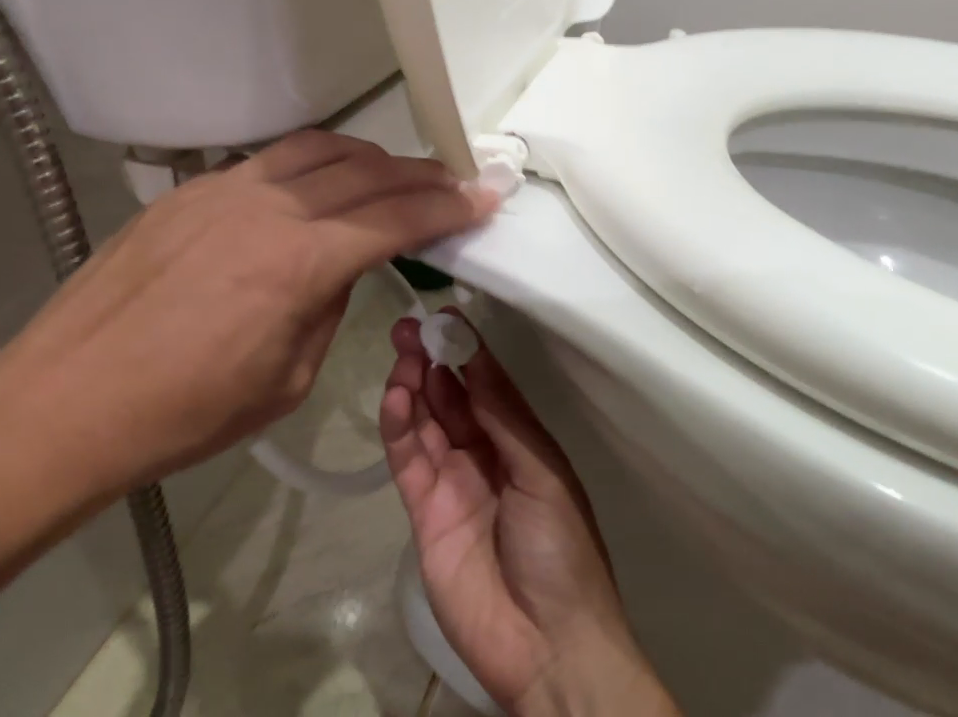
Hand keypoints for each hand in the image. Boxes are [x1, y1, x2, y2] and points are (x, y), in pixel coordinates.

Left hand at [0, 132, 497, 496]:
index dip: (448, 206)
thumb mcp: (287, 380)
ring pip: (315, 149)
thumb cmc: (185, 414)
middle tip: (452, 184)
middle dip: (419, 175)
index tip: (485, 196)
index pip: (395, 216)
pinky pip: (268, 162)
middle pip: (364, 170)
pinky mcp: (186, 191)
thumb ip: (328, 307)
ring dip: (367, 158)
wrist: (66, 402)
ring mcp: (220, 190)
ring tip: (393, 176)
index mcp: (298, 263)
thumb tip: (341, 268)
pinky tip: (318, 187)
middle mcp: (266, 208)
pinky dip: (312, 165)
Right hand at [381, 313, 678, 716]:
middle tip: (409, 327)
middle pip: (451, 400)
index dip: (468, 352)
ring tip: (402, 352)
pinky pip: (407, 459)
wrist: (547, 642)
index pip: (489, 388)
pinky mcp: (422, 512)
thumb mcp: (542, 472)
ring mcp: (451, 484)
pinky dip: (399, 426)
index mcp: (522, 445)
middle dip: (433, 361)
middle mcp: (485, 457)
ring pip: (425, 423)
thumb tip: (475, 361)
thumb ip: (503, 418)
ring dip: (413, 386)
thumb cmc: (561, 549)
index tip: (446, 316)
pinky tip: (396, 395)